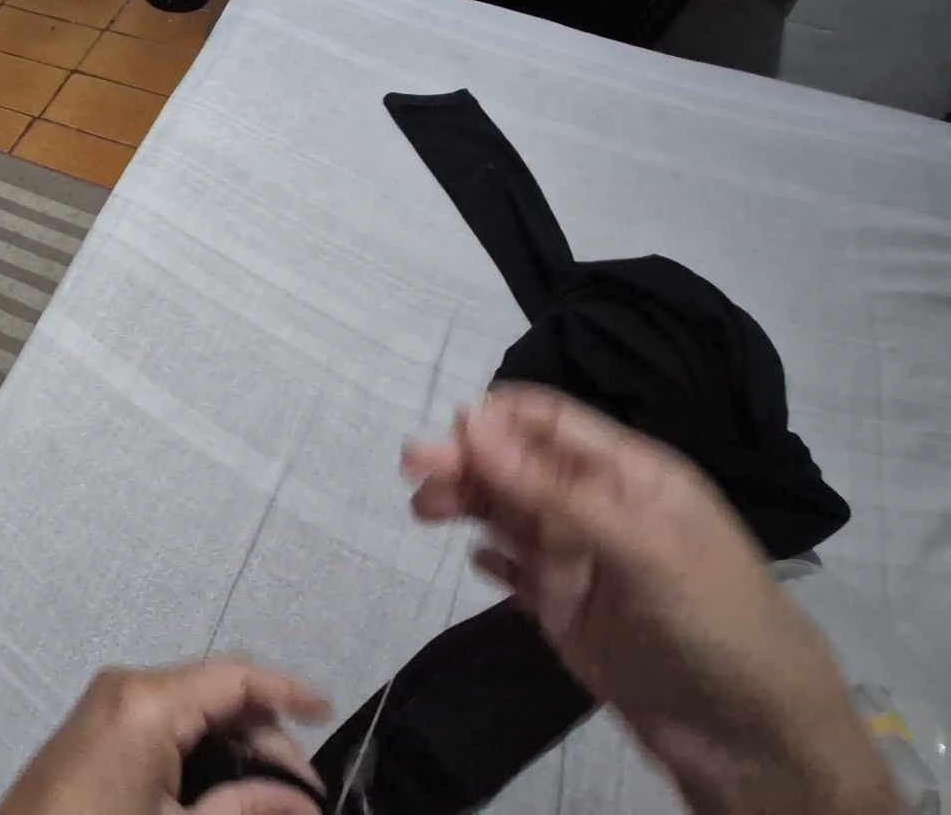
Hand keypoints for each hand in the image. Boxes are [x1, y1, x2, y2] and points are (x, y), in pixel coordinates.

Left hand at [0, 658, 330, 814]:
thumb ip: (246, 807)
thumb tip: (303, 798)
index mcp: (149, 700)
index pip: (233, 676)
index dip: (286, 689)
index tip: (330, 709)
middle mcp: (128, 684)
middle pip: (214, 690)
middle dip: (263, 734)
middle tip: (304, 794)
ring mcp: (108, 700)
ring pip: (191, 705)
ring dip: (234, 742)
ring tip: (271, 795)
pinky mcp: (98, 723)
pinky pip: (164, 719)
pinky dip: (200, 744)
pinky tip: (224, 784)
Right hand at [403, 385, 898, 814]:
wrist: (750, 744)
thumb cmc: (714, 623)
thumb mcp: (641, 548)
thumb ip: (552, 489)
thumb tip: (471, 424)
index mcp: (626, 474)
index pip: (548, 422)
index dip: (498, 419)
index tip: (453, 431)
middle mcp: (592, 503)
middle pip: (511, 462)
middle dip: (462, 459)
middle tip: (413, 467)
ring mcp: (572, 552)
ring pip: (499, 508)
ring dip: (460, 500)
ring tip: (424, 511)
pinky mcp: (554, 597)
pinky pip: (508, 563)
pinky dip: (487, 556)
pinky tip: (482, 566)